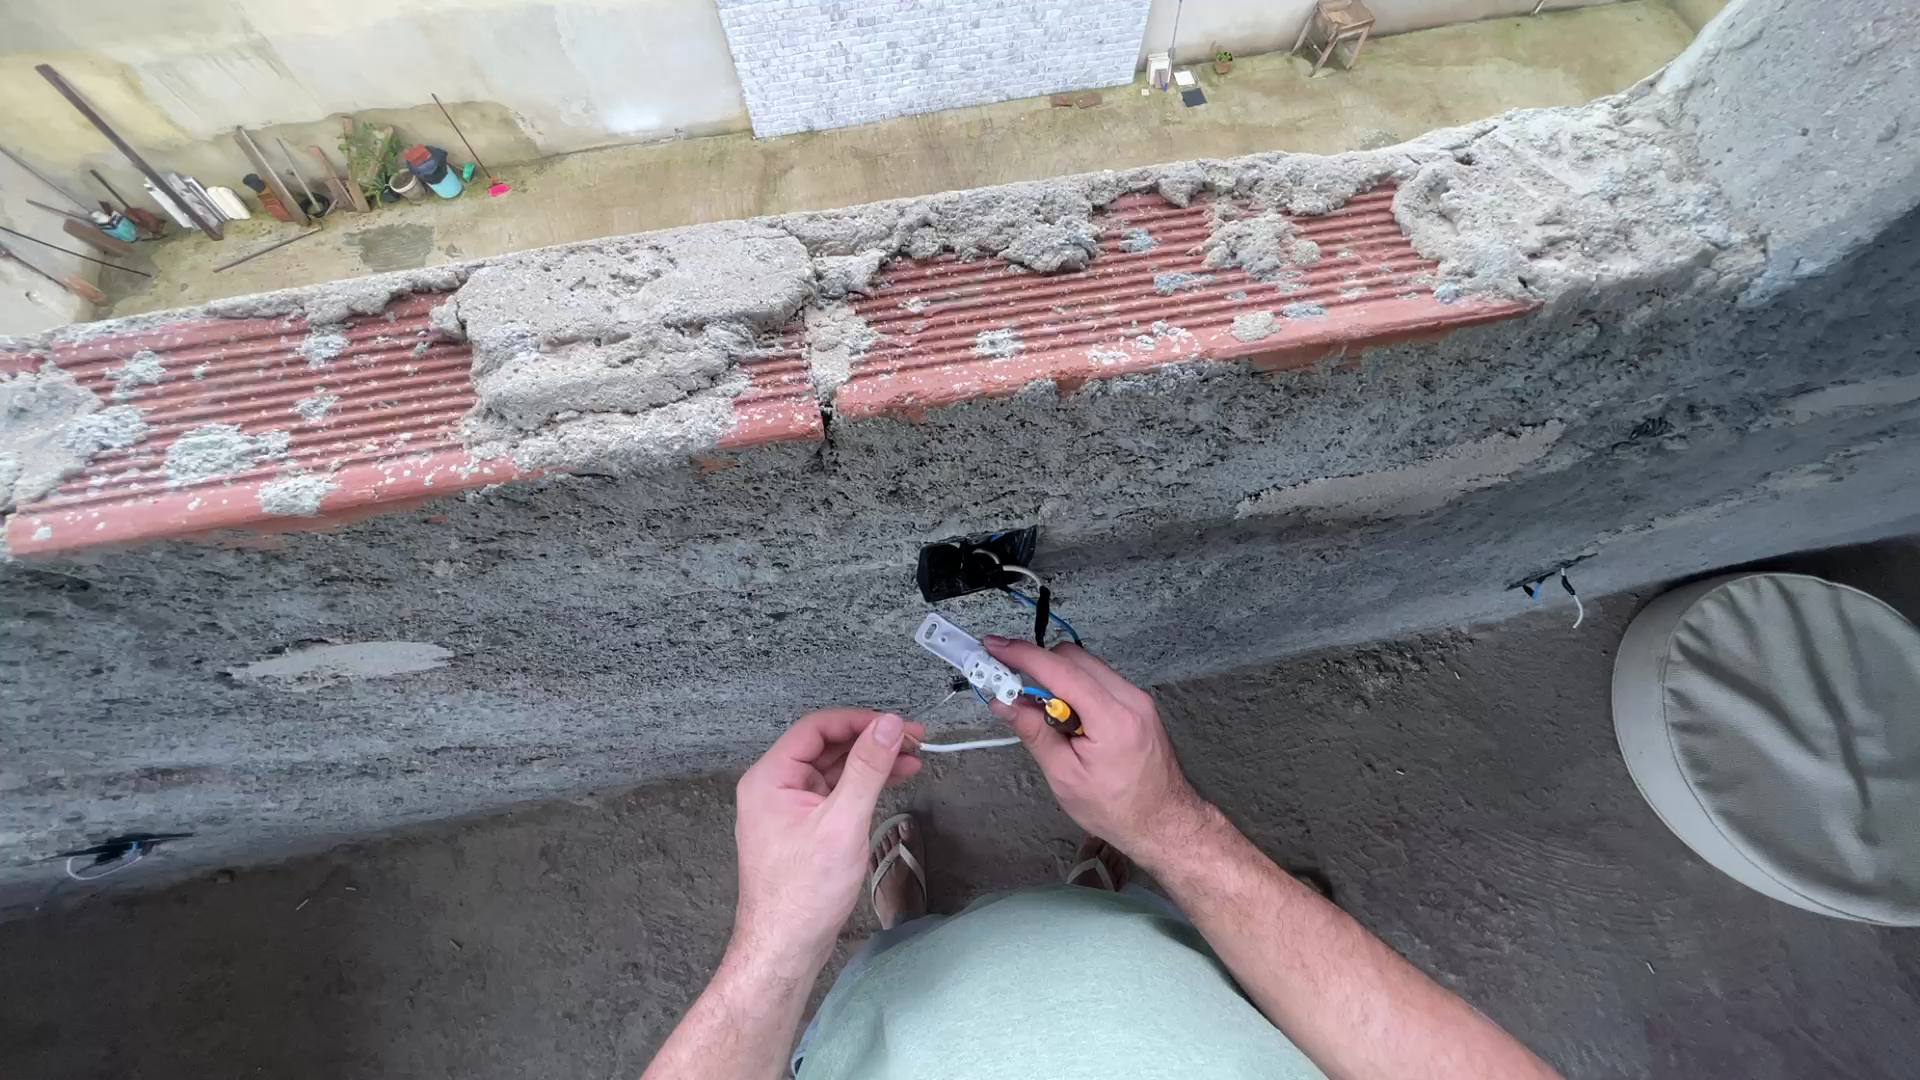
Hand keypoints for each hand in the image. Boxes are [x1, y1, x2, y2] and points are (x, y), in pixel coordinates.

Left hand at [730, 709, 924, 973]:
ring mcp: (788, 806)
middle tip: (912, 739)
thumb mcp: (843, 823)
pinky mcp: (804, 824)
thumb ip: (867, 768)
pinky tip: (891, 780)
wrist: (785, 952)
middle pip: (828, 745)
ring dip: (872, 761)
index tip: (895, 725)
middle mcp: (775, 786)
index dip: (859, 721)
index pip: (817, 728)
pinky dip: (864, 783)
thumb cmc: (804, 894)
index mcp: (771, 778)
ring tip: (911, 758)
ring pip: (835, 767)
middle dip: (871, 740)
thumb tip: (888, 725)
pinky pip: (835, 790)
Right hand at [985, 638, 1206, 860]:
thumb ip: (1034, 733)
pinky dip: (1074, 687)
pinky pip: (1098, 678)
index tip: (995, 647)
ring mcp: (1137, 697)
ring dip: (1055, 678)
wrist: (1164, 823)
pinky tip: (1064, 716)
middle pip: (1072, 658)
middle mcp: (1130, 698)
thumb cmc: (1117, 809)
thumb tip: (1004, 703)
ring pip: (1085, 665)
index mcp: (1113, 718)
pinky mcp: (1137, 702)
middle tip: (1009, 685)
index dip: (1023, 655)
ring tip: (1040, 711)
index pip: (1060, 671)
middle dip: (1037, 665)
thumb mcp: (1065, 777)